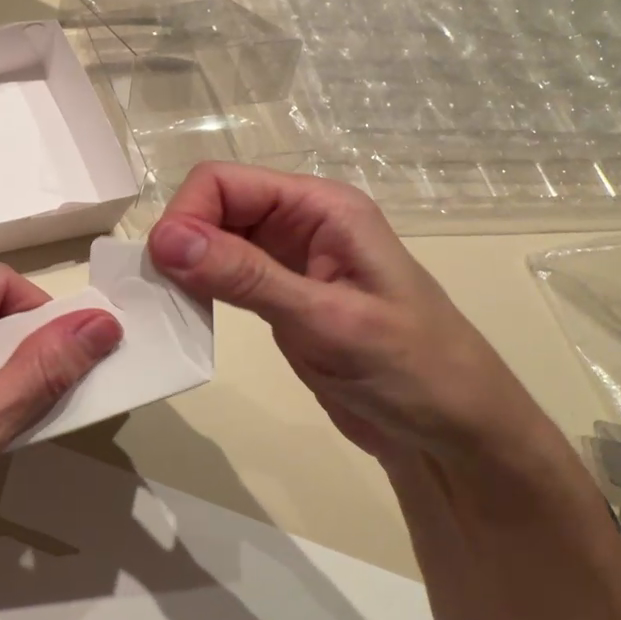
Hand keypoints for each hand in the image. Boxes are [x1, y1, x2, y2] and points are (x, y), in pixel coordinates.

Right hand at [145, 162, 547, 465]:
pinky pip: (221, 275)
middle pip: (213, 206)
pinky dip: (197, 290)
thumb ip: (245, 276)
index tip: (166, 267)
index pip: (223, 181)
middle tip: (164, 293)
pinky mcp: (277, 295)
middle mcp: (301, 222)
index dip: (186, 215)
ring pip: (210, 240)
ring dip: (184, 267)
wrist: (456, 437)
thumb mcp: (326, 321)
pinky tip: (192, 317)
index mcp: (322, 208)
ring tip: (172, 307)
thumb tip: (165, 239)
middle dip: (180, 241)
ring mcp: (287, 259)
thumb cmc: (413, 371)